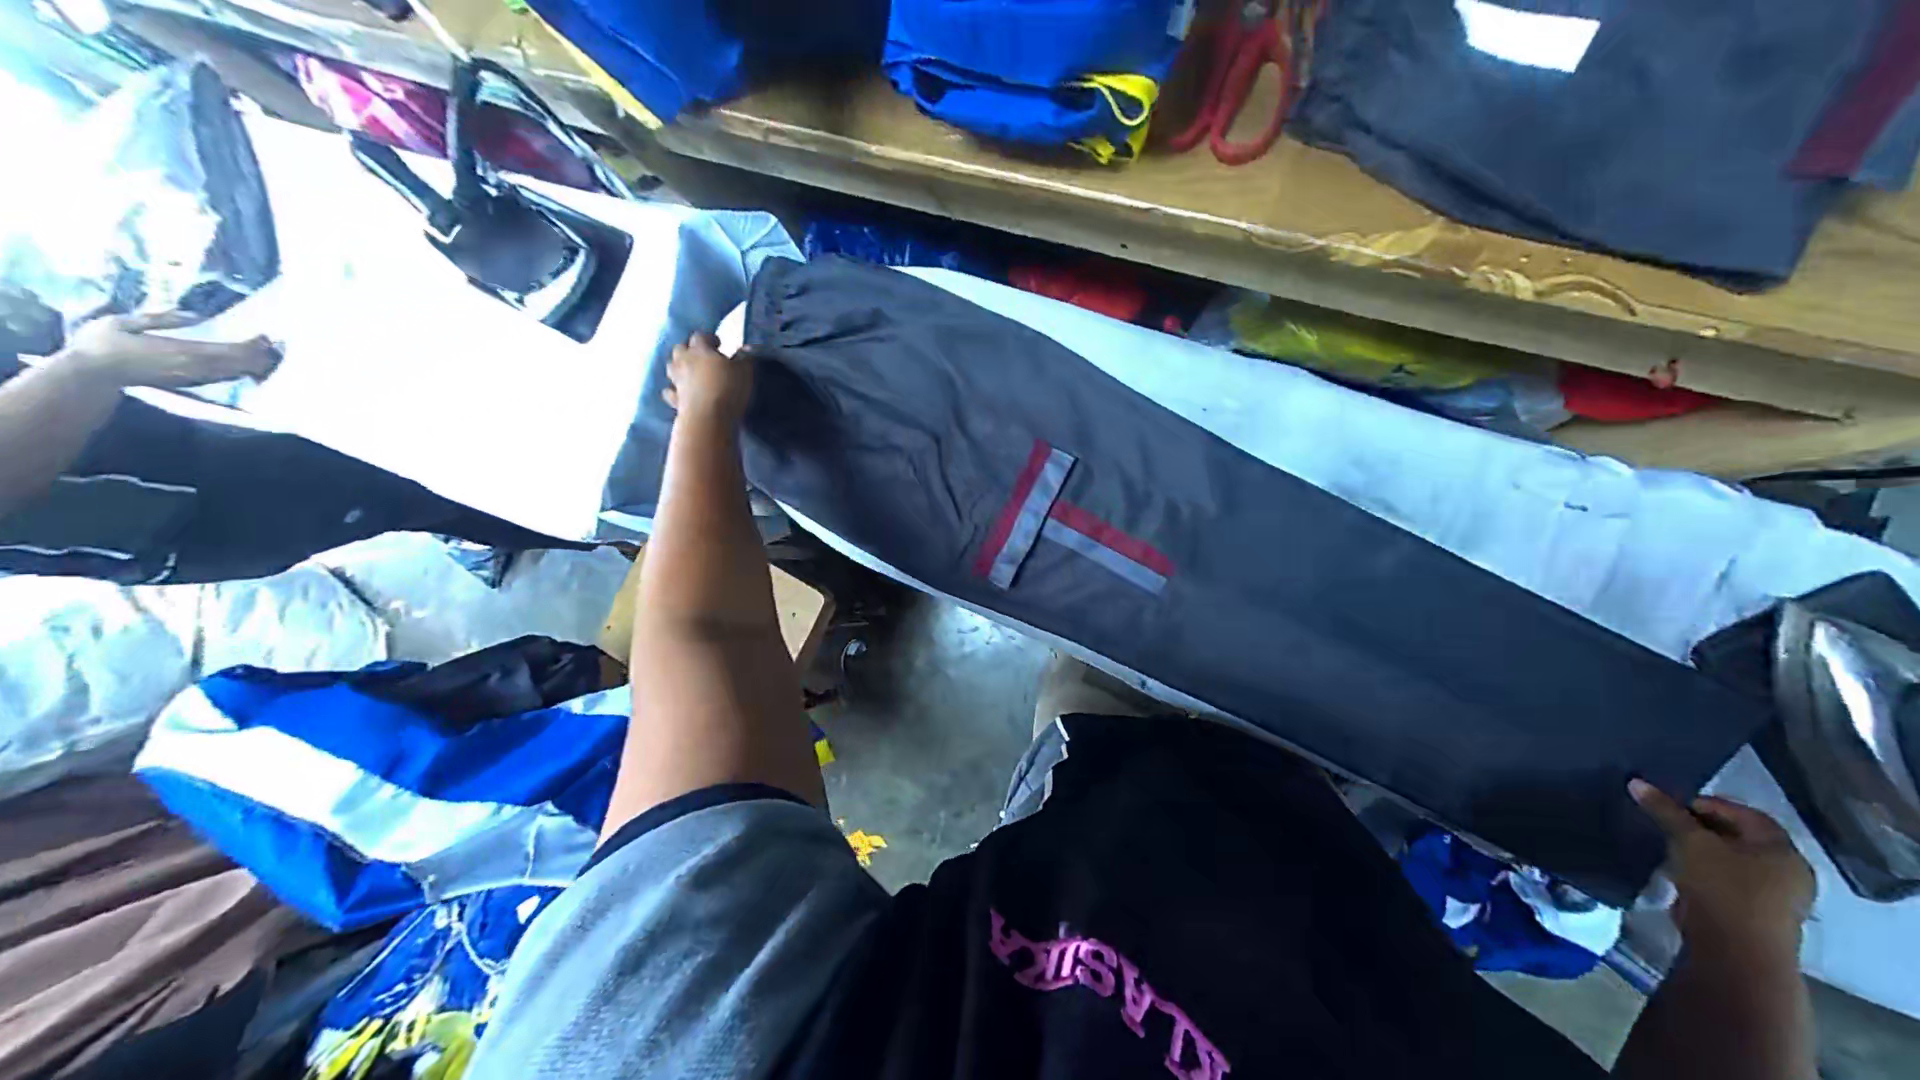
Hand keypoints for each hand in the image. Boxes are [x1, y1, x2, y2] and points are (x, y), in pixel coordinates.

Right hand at [59, 311, 279, 388]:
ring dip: (256, 364)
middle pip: (244, 364)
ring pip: (239, 372)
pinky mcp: (193, 383)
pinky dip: (242, 370)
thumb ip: (161, 318)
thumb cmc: (101, 344)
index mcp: (185, 351)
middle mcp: (198, 367)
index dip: (255, 345)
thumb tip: (196, 315)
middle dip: (264, 355)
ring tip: (268, 352)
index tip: (267, 336)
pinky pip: (227, 378)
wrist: (92, 375)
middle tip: (275, 344)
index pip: (234, 350)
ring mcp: (197, 378)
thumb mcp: (123, 322)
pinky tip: (249, 364)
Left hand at [662, 332, 752, 423]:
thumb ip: (745, 358)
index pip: (700, 336)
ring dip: (679, 366)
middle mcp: (684, 362)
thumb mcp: (744, 371)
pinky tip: (680, 393)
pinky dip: (674, 390)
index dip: (709, 338)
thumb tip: (745, 348)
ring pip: (671, 367)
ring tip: (691, 372)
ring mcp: (677, 381)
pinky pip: (670, 391)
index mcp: (700, 350)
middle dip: (689, 349)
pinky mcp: (674, 400)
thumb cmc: (728, 389)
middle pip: (680, 348)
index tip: (719, 344)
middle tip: (701, 356)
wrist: (708, 418)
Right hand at [1630, 778, 1814, 957]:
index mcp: (1783, 850)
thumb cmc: (1722, 887)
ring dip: (1705, 849)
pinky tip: (1685, 871)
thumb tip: (1636, 782)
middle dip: (1704, 827)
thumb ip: (1665, 812)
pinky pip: (1734, 879)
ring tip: (1672, 846)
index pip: (1746, 814)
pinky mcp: (1762, 913)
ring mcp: (1780, 896)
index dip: (1708, 804)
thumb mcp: (1689, 842)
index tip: (1672, 805)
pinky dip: (1710, 870)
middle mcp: (1790, 870)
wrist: (1737, 949)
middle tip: (1668, 823)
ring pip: (1737, 860)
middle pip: (1743, 837)